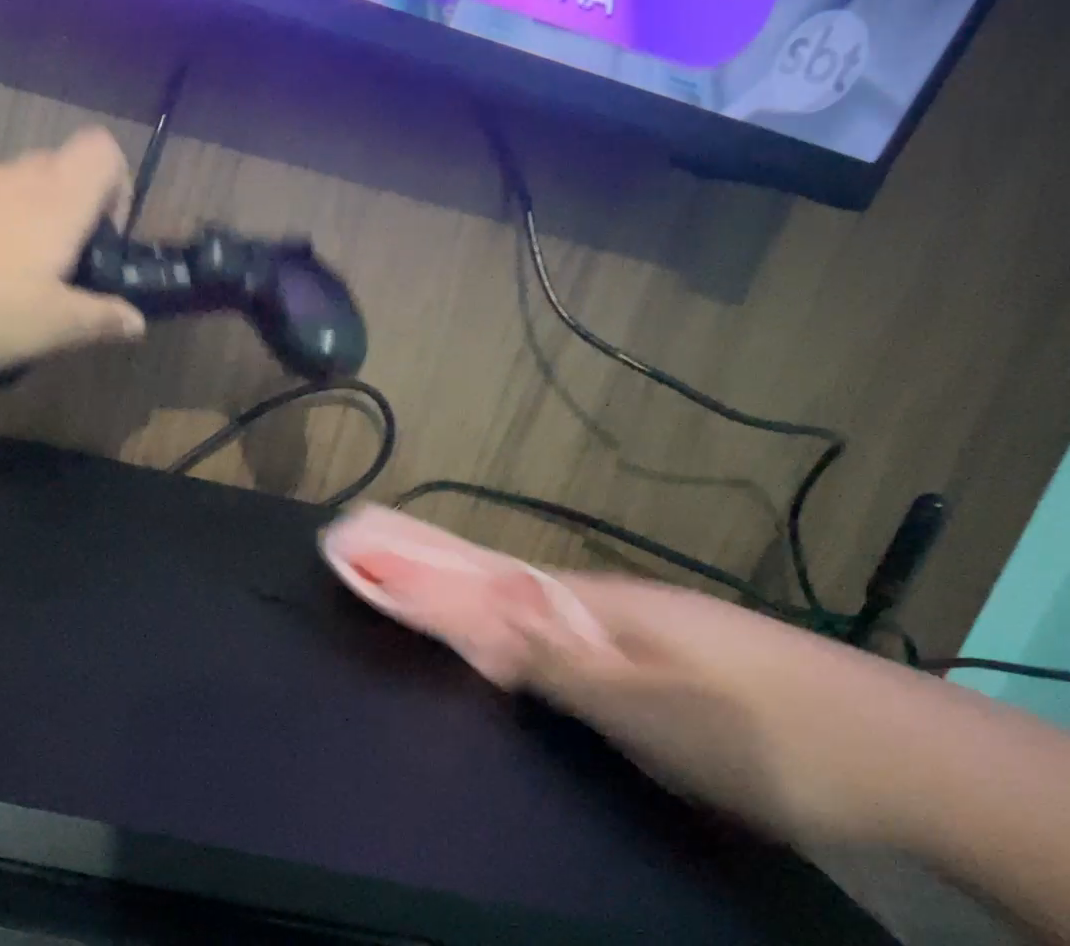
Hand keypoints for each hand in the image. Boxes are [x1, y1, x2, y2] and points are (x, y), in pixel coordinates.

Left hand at [0, 127, 146, 375]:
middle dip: (70, 220)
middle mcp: (15, 177)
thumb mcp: (49, 327)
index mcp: (59, 197)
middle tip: (60, 279)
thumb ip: (98, 319)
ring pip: (12, 195)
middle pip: (59, 173)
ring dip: (23, 234)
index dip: (118, 189)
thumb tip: (136, 319)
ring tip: (7, 296)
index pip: (105, 150)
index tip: (104, 243)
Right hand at [512, 577, 927, 848]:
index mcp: (614, 604)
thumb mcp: (638, 705)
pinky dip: (602, 674)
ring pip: (593, 635)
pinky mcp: (715, 665)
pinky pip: (631, 659)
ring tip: (532, 693)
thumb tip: (476, 618)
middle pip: (550, 607)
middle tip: (478, 671)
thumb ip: (554, 663)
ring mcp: (685, 632)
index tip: (434, 623)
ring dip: (557, 655)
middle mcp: (643, 606)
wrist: (909, 761)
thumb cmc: (747, 730)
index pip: (517, 584)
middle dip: (511, 631)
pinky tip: (611, 707)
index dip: (473, 599)